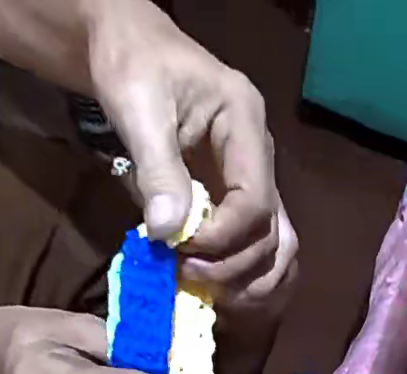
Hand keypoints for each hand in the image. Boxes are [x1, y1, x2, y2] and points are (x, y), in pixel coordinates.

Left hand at [87, 5, 296, 300]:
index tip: (179, 247)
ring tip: (202, 285)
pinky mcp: (240, 206)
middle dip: (231, 264)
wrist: (130, 51)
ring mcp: (256, 185)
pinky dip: (243, 278)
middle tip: (185, 271)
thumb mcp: (137, 106)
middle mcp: (262, 160)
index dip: (222, 236)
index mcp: (246, 124)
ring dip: (245, 280)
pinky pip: (259, 252)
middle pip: (271, 235)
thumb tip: (167, 233)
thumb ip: (157, 170)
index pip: (255, 201)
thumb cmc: (133, 66)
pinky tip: (217, 289)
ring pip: (276, 251)